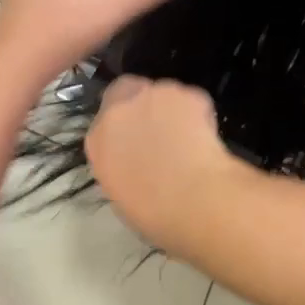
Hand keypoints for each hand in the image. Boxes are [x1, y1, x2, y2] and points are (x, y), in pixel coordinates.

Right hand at [85, 76, 248, 251]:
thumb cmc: (155, 214)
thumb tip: (136, 164)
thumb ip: (121, 167)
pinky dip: (199, 113)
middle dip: (140, 102)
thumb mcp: (121, 194)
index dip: (123, 130)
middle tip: (160, 128)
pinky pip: (192, 99)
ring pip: (161, 92)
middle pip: (126, 90)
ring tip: (188, 138)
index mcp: (97, 140)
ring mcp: (153, 95)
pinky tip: (207, 138)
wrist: (194, 199)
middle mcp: (119, 110)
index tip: (138, 144)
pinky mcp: (187, 92)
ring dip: (171, 108)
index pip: (104, 123)